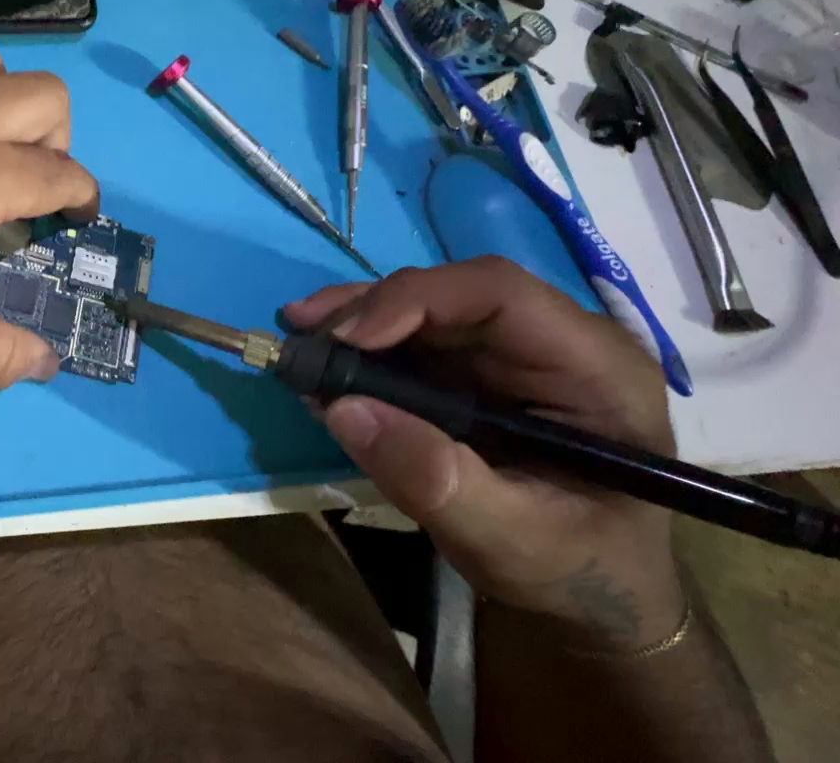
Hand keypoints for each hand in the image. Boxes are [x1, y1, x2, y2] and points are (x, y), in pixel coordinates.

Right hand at [285, 257, 686, 650]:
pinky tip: (318, 364)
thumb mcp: (510, 540)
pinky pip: (406, 339)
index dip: (415, 300)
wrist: (590, 597)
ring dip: (351, 319)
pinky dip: (354, 346)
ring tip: (299, 342)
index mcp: (591, 369)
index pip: (499, 295)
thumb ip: (437, 479)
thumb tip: (345, 409)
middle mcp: (551, 343)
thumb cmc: (574, 570)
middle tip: (303, 337)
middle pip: (449, 293)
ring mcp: (506, 355)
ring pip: (420, 307)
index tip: (348, 339)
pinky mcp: (468, 371)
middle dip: (368, 308)